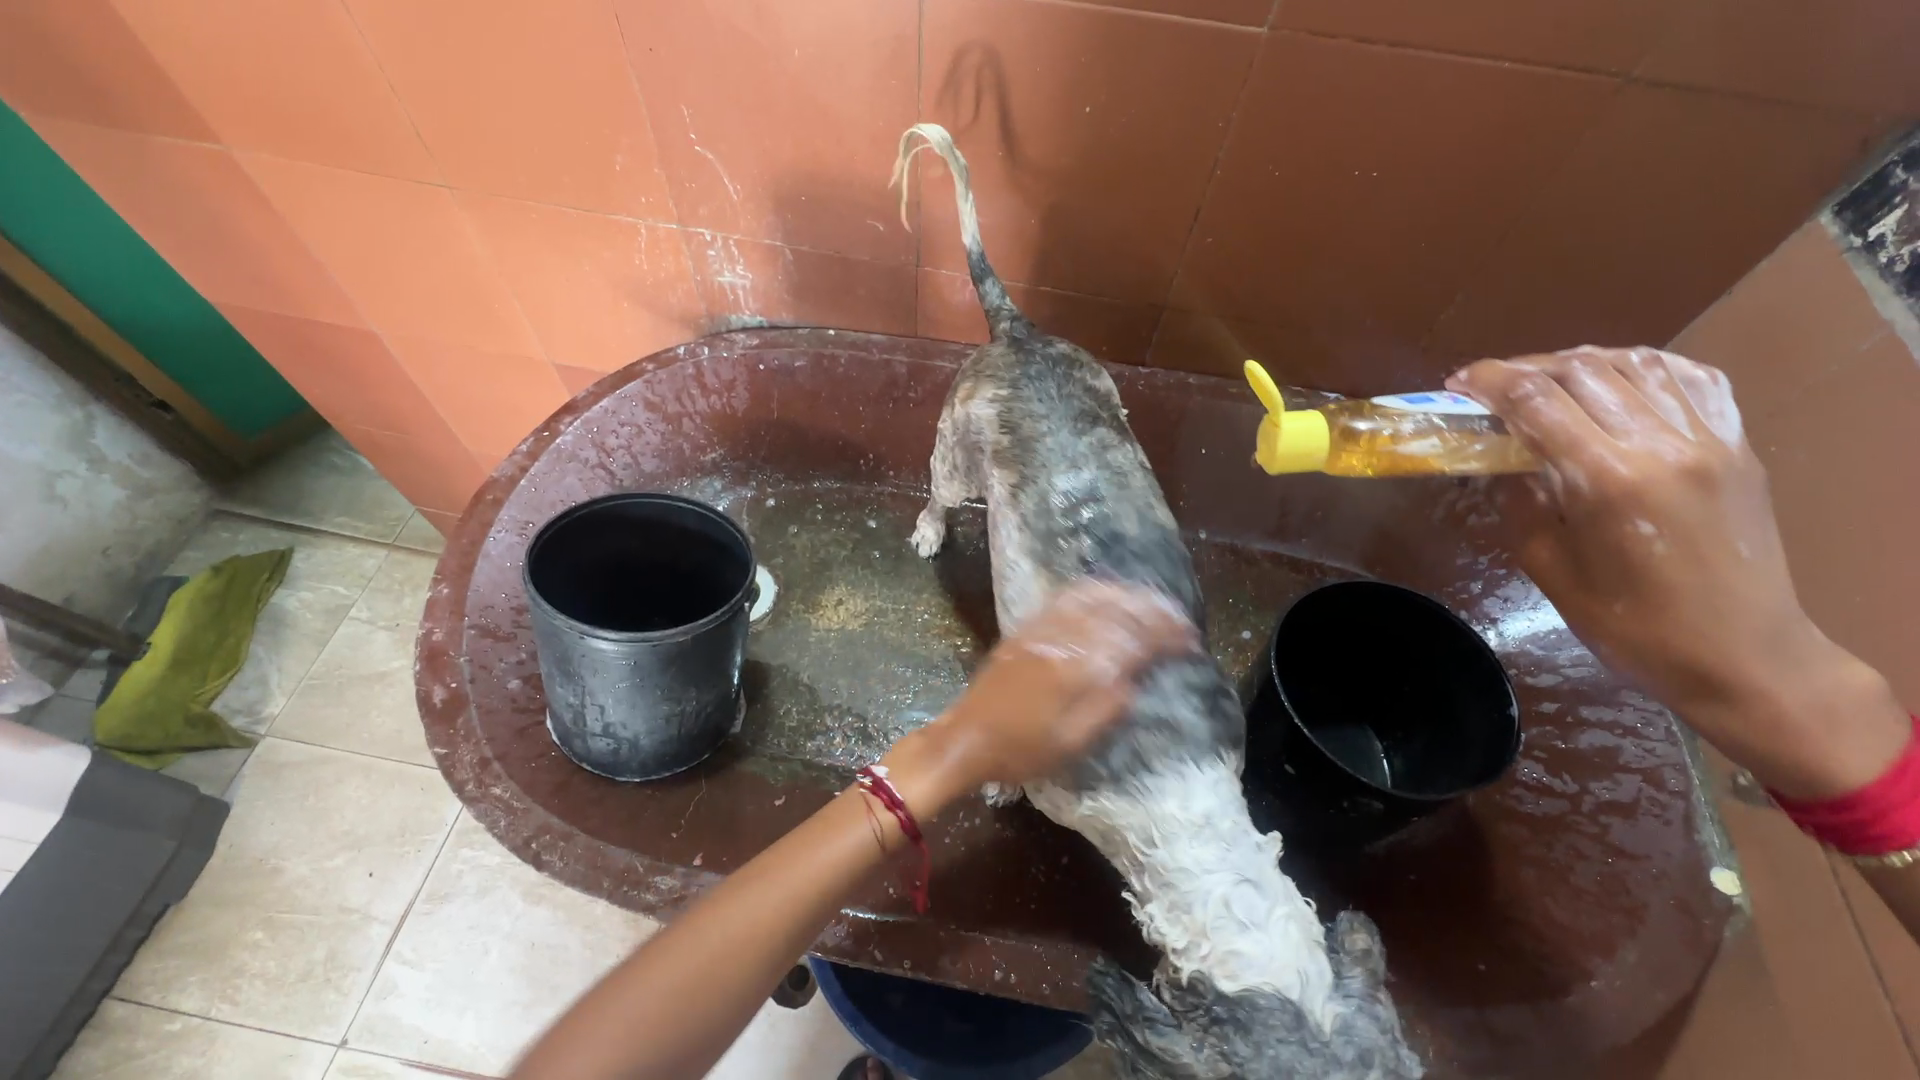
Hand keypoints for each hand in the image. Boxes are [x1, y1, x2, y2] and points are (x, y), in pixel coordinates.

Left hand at [889, 581, 1197, 810]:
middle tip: (1180, 619)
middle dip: (1155, 611)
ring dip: (1130, 595)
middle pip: (1119, 611)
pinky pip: (1067, 596)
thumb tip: (1137, 677)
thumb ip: (1111, 705)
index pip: (1136, 640)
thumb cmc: (1024, 750)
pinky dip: (1096, 590)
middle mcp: (1064, 638)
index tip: (1191, 641)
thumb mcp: (1076, 741)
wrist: (967, 738)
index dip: (1168, 636)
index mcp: (1080, 668)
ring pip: (1095, 596)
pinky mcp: (1027, 628)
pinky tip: (1108, 595)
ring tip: (1153, 602)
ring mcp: (1043, 628)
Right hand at [1450, 346, 1906, 797]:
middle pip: (1582, 370)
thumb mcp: (1550, 571)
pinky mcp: (1738, 446)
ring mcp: (1709, 439)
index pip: (1536, 400)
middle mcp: (1661, 444)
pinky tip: (1617, 378)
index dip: (1488, 382)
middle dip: (1525, 369)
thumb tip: (1500, 461)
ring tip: (1545, 380)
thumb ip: (1521, 504)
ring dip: (1579, 363)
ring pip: (1637, 363)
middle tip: (1490, 387)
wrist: (1745, 658)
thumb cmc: (1632, 628)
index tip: (1457, 385)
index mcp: (1607, 480)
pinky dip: (1644, 366)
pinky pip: (1692, 379)